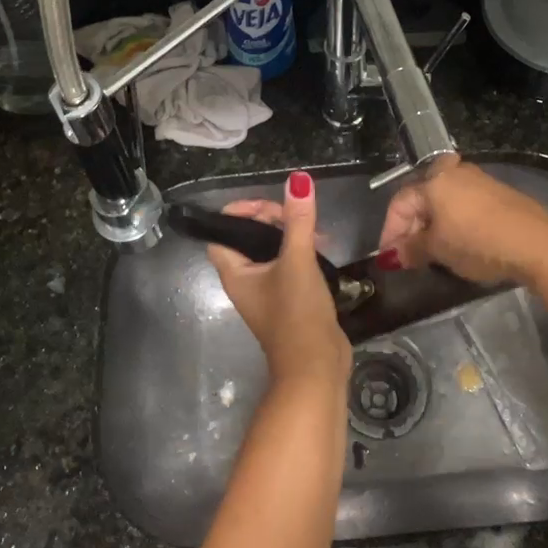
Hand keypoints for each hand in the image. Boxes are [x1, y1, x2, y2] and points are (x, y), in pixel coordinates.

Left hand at [207, 172, 351, 388]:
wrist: (316, 367)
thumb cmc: (297, 314)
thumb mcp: (298, 261)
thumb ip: (298, 220)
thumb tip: (298, 180)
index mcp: (235, 272)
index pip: (222, 231)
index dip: (241, 212)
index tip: (272, 205)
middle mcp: (246, 281)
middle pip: (250, 237)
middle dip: (273, 220)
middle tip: (298, 215)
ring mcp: (268, 292)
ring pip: (273, 251)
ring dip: (292, 235)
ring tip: (318, 231)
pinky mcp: (290, 301)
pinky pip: (291, 266)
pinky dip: (303, 253)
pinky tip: (324, 249)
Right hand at [378, 158, 547, 284]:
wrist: (537, 244)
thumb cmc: (478, 243)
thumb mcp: (439, 250)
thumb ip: (412, 249)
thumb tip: (394, 255)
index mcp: (434, 181)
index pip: (400, 203)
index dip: (390, 231)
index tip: (389, 258)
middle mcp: (454, 172)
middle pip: (422, 197)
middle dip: (412, 226)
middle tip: (409, 254)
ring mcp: (479, 179)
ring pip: (444, 199)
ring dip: (433, 223)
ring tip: (434, 250)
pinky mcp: (499, 192)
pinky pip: (465, 203)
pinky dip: (455, 220)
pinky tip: (460, 241)